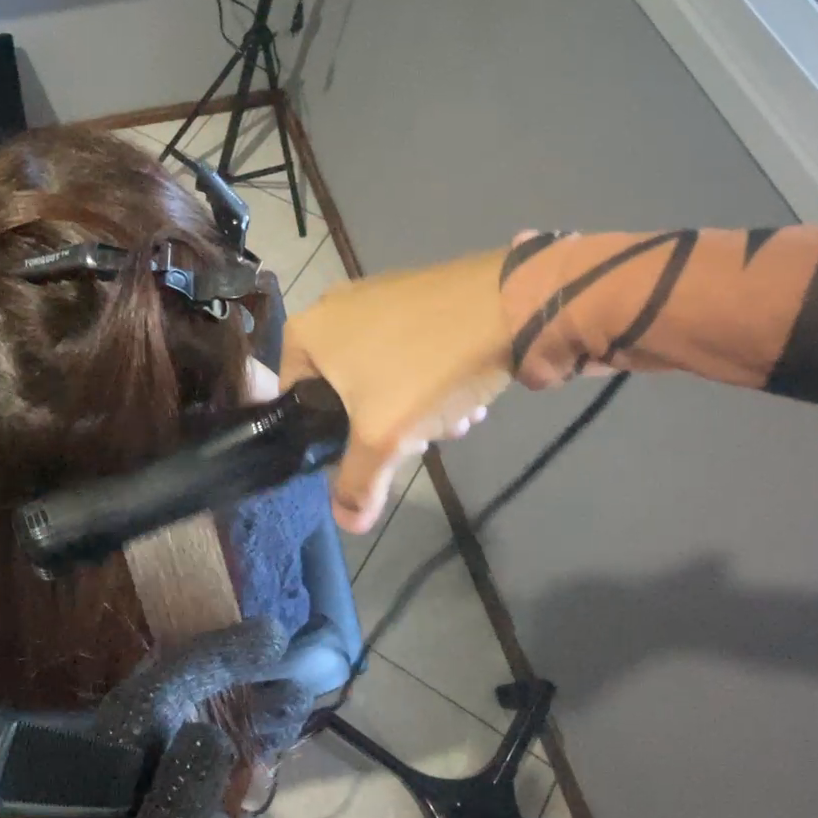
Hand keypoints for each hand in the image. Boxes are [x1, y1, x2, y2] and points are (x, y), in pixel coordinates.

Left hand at [0, 619, 291, 817]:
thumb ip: (177, 802)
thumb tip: (210, 728)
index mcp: (102, 755)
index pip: (164, 683)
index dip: (217, 653)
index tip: (270, 633)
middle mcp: (100, 751)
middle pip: (166, 692)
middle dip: (224, 670)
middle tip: (282, 657)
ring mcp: (106, 773)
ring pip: (168, 719)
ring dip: (220, 702)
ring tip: (279, 696)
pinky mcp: (116, 800)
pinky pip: (165, 752)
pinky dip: (206, 742)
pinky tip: (238, 746)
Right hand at [280, 248, 512, 533]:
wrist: (519, 305)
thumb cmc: (428, 367)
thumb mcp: (384, 436)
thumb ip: (358, 482)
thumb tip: (347, 524)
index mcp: (305, 332)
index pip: (297, 401)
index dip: (329, 435)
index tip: (367, 449)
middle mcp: (331, 308)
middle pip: (343, 389)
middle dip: (384, 422)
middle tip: (417, 437)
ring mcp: (377, 295)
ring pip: (381, 371)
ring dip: (415, 405)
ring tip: (453, 420)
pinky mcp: (418, 293)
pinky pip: (409, 346)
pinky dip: (431, 374)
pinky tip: (467, 394)